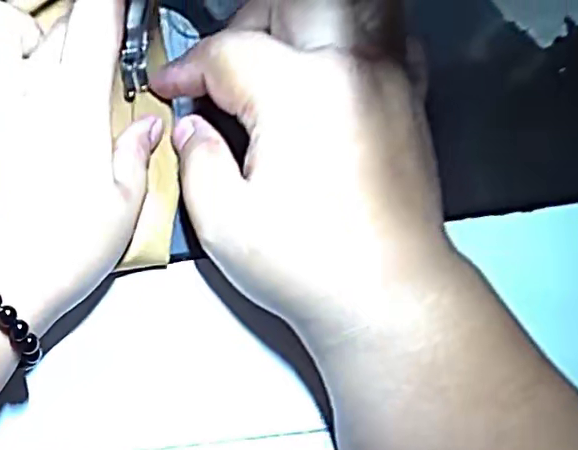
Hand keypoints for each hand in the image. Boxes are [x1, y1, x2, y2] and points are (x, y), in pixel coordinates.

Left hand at [0, 0, 163, 332]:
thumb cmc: (61, 257)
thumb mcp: (122, 214)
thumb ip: (135, 159)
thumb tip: (147, 128)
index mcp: (74, 101)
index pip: (96, 14)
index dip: (110, 8)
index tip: (118, 19)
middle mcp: (22, 94)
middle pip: (49, 23)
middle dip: (73, 35)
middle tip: (86, 70)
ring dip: (11, 38)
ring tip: (24, 70)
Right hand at [150, 0, 456, 353]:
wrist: (381, 292)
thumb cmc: (310, 265)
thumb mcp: (223, 224)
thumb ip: (197, 163)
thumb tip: (191, 132)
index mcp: (299, 91)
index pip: (230, 52)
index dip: (188, 67)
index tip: (170, 86)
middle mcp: (350, 65)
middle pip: (290, 4)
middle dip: (244, 25)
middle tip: (218, 72)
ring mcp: (387, 77)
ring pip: (343, 6)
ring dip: (297, 21)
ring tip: (271, 62)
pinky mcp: (407, 100)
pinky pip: (380, 36)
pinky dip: (343, 42)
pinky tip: (323, 78)